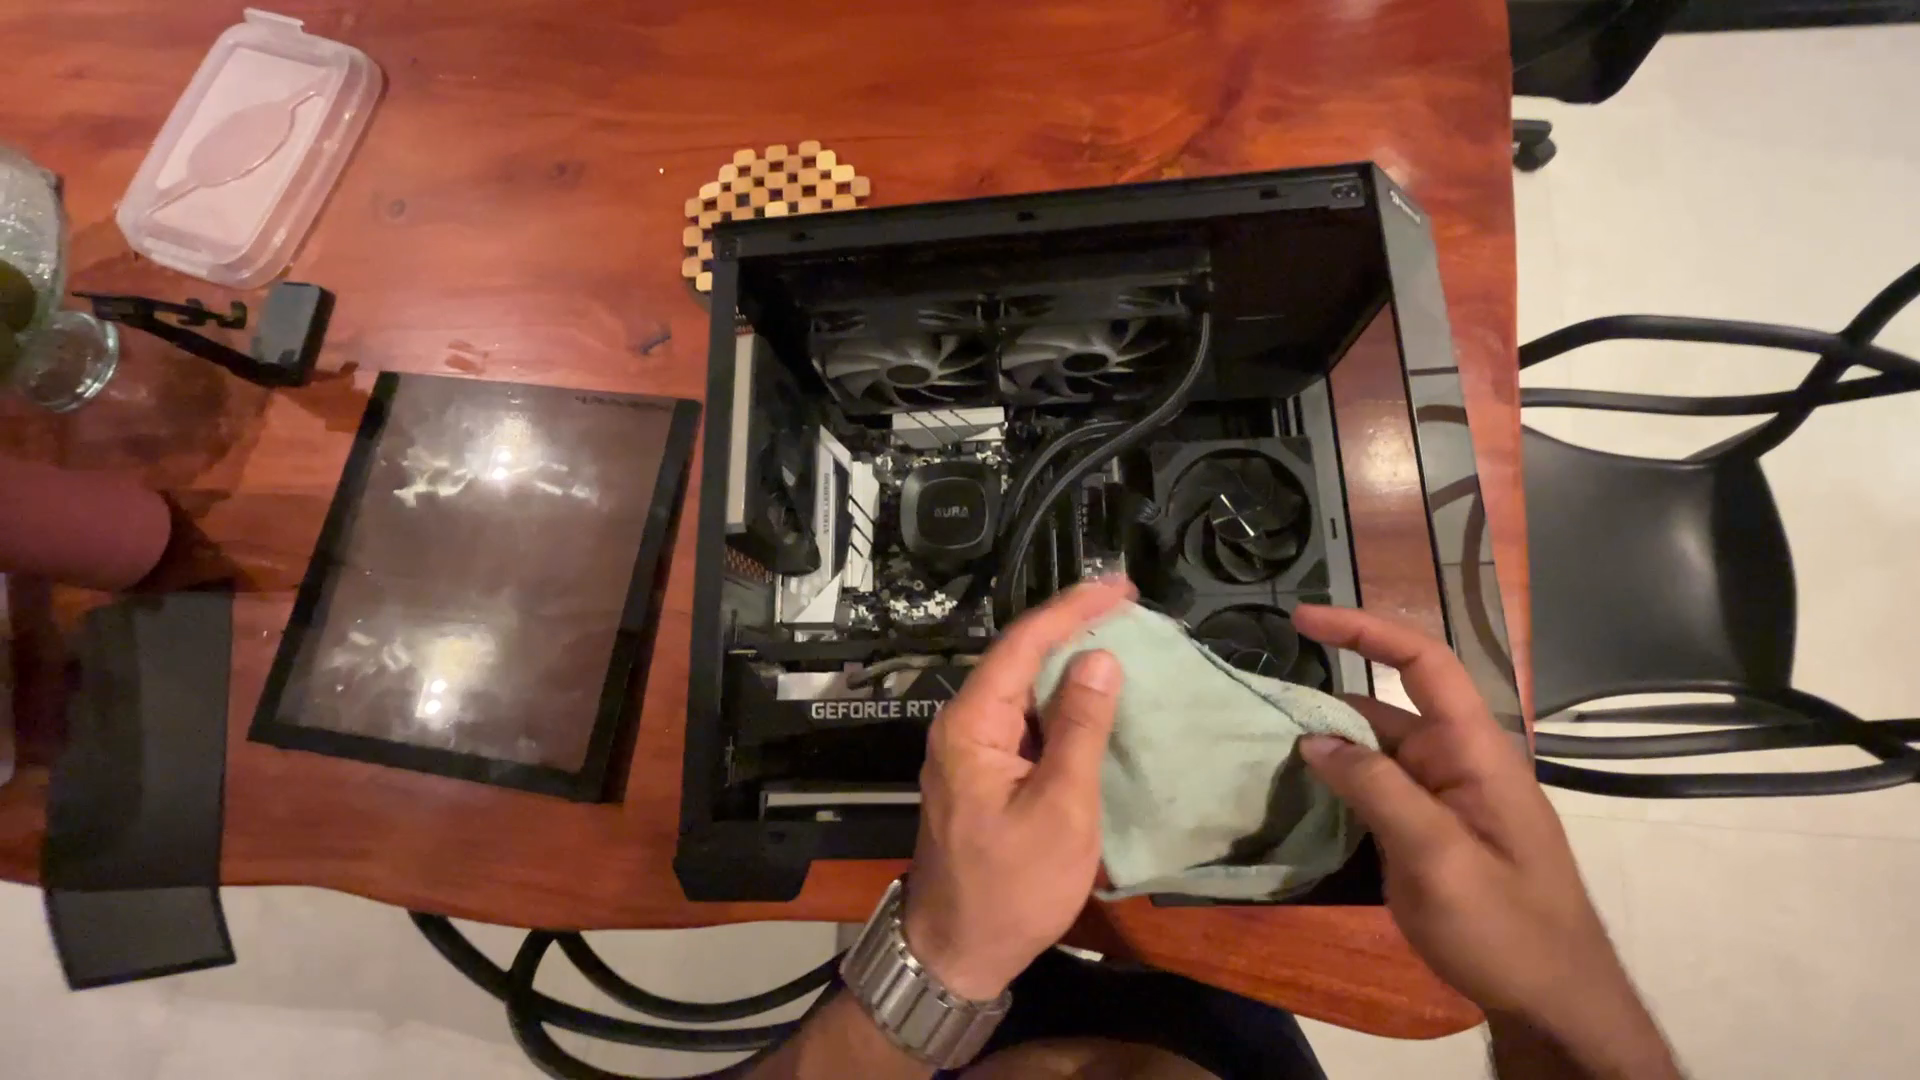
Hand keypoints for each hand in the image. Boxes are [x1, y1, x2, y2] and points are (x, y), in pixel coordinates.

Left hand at [902, 578, 1133, 1000]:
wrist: (956, 952)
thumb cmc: (1011, 888)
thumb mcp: (1060, 810)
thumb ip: (1079, 730)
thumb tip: (1100, 660)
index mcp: (972, 723)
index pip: (1022, 645)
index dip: (1071, 610)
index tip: (1117, 587)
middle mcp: (963, 722)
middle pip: (1018, 657)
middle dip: (1070, 626)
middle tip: (1124, 604)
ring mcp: (970, 745)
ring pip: (1021, 684)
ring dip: (1066, 659)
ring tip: (1116, 634)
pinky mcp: (983, 766)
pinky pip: (1023, 716)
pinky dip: (1059, 699)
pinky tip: (1091, 692)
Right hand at [1291, 605, 1676, 1076]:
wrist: (1554, 1008)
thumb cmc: (1510, 931)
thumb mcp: (1441, 860)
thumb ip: (1378, 791)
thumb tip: (1313, 740)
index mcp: (1474, 751)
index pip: (1424, 663)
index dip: (1365, 629)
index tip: (1303, 619)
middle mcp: (1455, 760)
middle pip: (1381, 707)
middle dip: (1323, 700)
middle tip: (1258, 709)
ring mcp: (1439, 794)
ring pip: (1369, 748)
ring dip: (1322, 743)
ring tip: (1259, 747)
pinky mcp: (1422, 824)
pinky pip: (1369, 784)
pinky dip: (1331, 778)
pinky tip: (1293, 788)